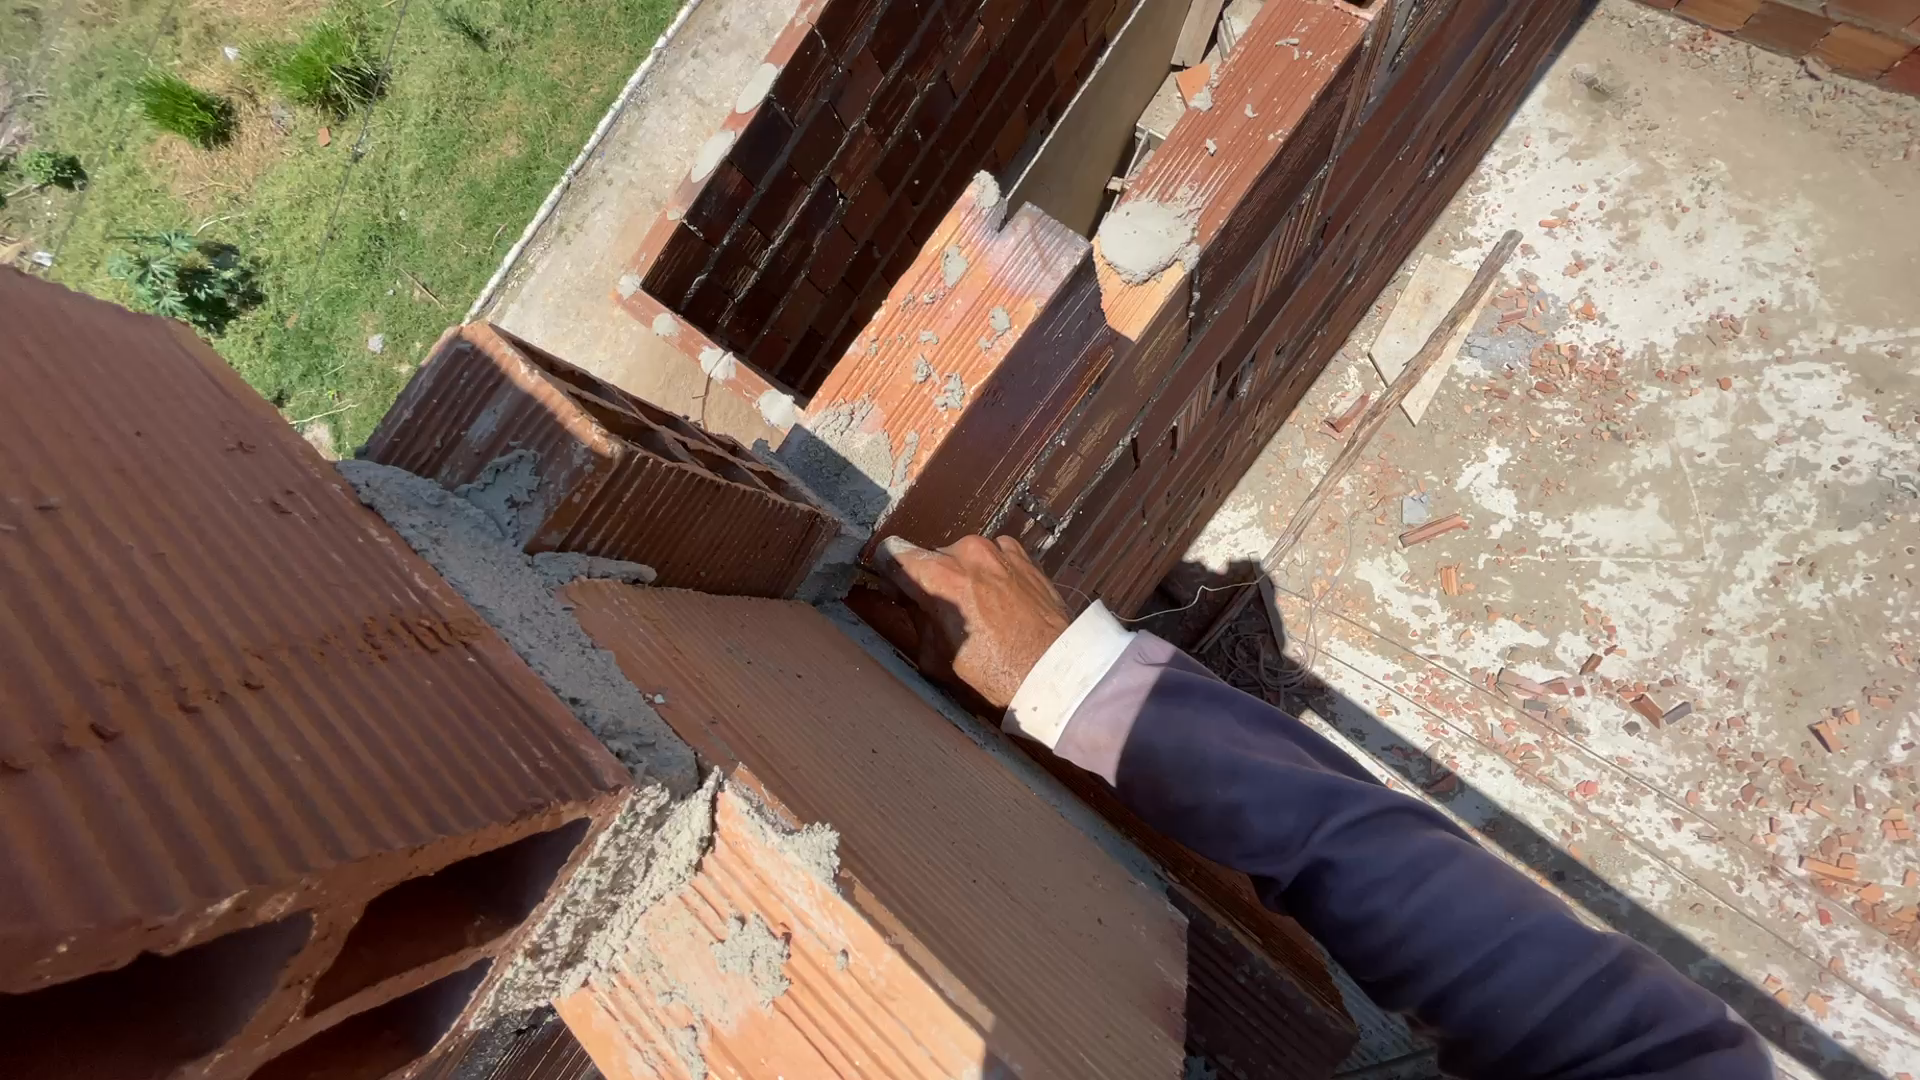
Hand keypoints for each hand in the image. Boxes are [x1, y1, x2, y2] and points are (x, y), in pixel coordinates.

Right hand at [873, 534, 1071, 710]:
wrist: (1054, 674)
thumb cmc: (995, 675)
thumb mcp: (937, 658)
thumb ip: (917, 619)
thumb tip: (909, 601)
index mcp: (938, 577)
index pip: (892, 553)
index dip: (891, 574)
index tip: (897, 589)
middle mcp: (967, 553)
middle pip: (931, 557)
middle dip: (932, 580)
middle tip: (943, 612)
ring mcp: (999, 551)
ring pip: (965, 556)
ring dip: (964, 575)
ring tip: (979, 610)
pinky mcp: (1024, 557)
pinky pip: (996, 556)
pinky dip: (993, 573)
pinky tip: (1001, 601)